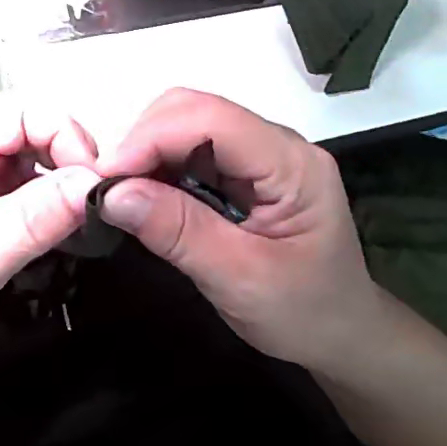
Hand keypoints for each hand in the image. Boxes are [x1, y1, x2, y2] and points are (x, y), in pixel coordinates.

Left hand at [0, 94, 100, 391]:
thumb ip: (37, 216)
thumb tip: (96, 183)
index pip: (23, 110)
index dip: (64, 132)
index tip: (90, 178)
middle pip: (36, 132)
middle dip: (72, 156)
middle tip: (97, 198)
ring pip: (40, 166)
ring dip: (69, 184)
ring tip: (92, 217)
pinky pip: (37, 199)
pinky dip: (61, 209)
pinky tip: (77, 232)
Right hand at [96, 88, 386, 370]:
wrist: (341, 335)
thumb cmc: (304, 313)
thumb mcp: (240, 281)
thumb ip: (179, 233)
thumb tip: (112, 194)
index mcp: (292, 164)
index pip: (213, 120)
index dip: (152, 137)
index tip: (105, 178)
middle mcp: (275, 144)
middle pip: (194, 110)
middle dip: (143, 141)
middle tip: (107, 190)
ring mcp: (257, 154)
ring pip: (185, 124)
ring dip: (145, 154)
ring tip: (119, 196)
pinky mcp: (240, 171)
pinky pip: (187, 151)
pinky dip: (155, 168)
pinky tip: (142, 198)